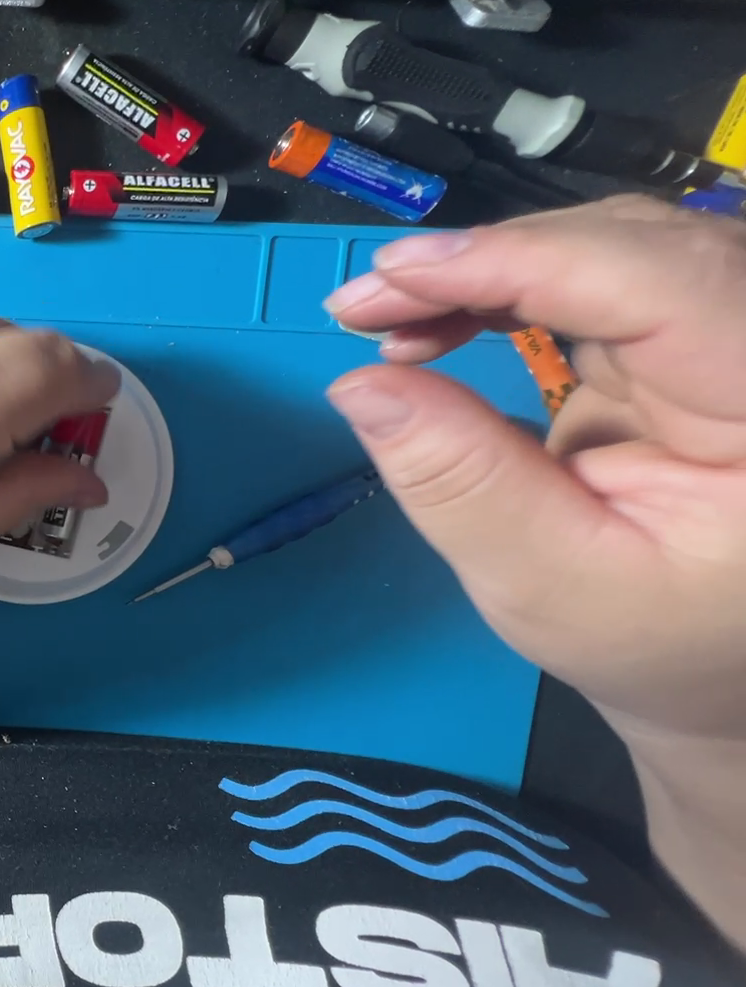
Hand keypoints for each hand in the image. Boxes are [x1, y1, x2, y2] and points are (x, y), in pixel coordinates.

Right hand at [323, 196, 745, 736]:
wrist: (728, 659)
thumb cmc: (653, 638)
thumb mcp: (542, 580)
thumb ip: (457, 482)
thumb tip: (360, 386)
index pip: (665, 286)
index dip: (521, 263)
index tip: (390, 276)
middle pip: (637, 250)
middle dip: (483, 262)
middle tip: (356, 307)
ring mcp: (737, 344)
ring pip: (610, 254)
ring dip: (481, 274)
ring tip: (379, 320)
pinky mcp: (695, 349)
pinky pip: (592, 288)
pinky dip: (497, 295)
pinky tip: (433, 326)